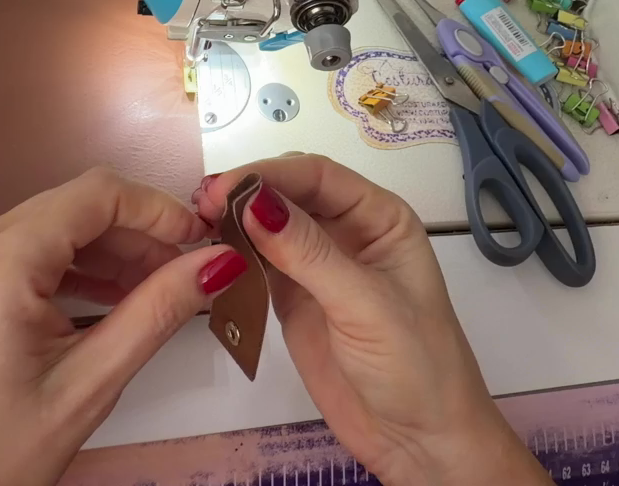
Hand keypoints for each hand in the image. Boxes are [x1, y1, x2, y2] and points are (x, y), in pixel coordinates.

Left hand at [0, 167, 248, 485]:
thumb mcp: (87, 387)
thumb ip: (158, 311)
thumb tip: (221, 261)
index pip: (97, 194)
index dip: (158, 208)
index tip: (202, 238)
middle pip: (73, 206)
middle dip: (136, 231)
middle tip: (185, 270)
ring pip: (49, 228)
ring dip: (105, 250)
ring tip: (153, 289)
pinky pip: (21, 254)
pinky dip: (69, 267)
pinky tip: (104, 300)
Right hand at [196, 155, 544, 485]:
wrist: (420, 444)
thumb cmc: (416, 366)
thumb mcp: (365, 305)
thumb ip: (310, 254)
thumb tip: (254, 202)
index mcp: (379, 216)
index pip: (320, 177)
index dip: (273, 174)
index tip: (228, 185)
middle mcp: (348, 230)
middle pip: (292, 192)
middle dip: (250, 191)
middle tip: (204, 201)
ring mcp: (319, 264)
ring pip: (272, 223)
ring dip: (237, 218)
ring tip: (198, 220)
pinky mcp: (295, 296)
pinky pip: (261, 261)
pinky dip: (237, 253)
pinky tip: (213, 249)